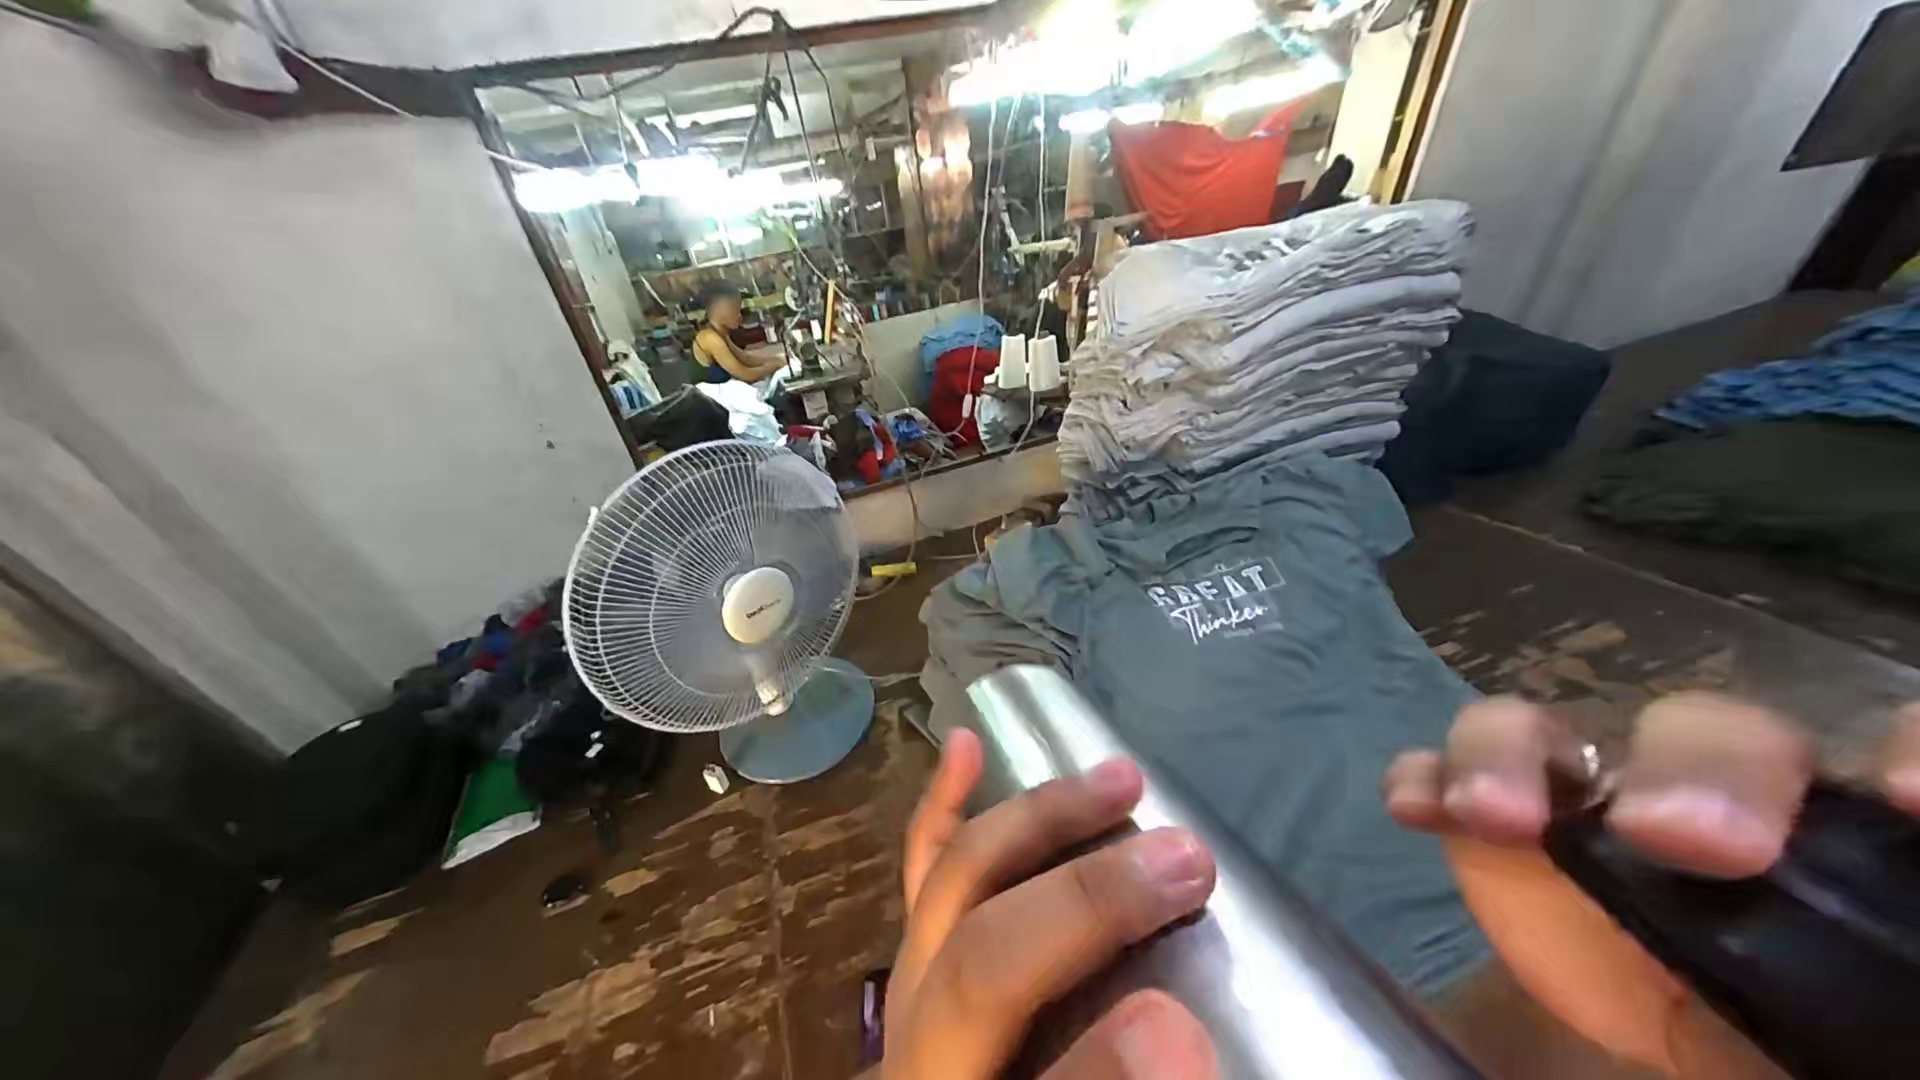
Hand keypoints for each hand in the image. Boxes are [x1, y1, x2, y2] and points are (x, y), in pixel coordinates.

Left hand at [882, 729, 1219, 1079]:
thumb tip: (1177, 1037)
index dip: (1105, 1065)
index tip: (1183, 1026)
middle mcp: (921, 1044)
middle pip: (987, 960)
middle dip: (1088, 900)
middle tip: (1188, 859)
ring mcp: (908, 980)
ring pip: (959, 881)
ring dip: (1041, 821)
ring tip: (1119, 781)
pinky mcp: (914, 945)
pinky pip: (920, 866)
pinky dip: (944, 802)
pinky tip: (965, 743)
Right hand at [1383, 693, 1919, 1074]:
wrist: (1664, 1020)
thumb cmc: (1800, 1028)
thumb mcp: (1873, 1025)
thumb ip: (1890, 1002)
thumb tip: (1893, 1006)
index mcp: (1843, 827)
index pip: (1901, 745)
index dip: (1910, 747)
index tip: (1908, 802)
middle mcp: (1706, 781)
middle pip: (1705, 730)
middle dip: (1690, 767)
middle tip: (1675, 840)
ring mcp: (1580, 787)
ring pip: (1542, 728)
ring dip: (1508, 755)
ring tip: (1494, 817)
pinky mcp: (1489, 808)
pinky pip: (1439, 766)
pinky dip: (1424, 775)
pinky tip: (1416, 808)